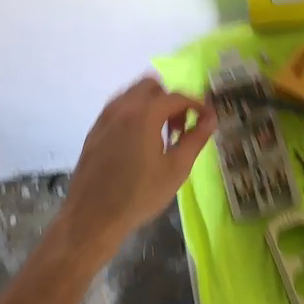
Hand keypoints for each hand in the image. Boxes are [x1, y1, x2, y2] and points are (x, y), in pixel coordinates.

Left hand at [54, 77, 214, 257]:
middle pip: (151, 87)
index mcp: (144, 114)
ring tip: (160, 137)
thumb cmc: (139, 195)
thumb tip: (210, 119)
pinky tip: (138, 145)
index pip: (176, 96)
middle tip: (179, 128)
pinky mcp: (94, 131)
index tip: (207, 119)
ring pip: (132, 96)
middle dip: (170, 101)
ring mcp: (104, 118)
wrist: (92, 216)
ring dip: (151, 106)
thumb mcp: (176, 169)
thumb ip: (195, 139)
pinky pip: (118, 110)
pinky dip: (133, 116)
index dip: (196, 105)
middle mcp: (121, 108)